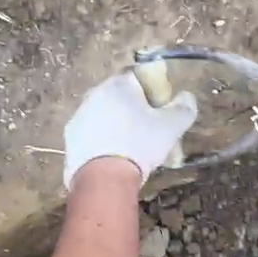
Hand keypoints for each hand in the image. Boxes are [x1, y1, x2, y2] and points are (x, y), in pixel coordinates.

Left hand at [62, 71, 197, 187]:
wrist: (104, 178)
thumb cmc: (140, 145)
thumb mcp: (172, 126)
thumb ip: (184, 108)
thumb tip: (187, 97)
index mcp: (119, 85)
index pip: (138, 78)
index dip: (153, 92)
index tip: (161, 111)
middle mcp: (95, 95)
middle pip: (120, 98)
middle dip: (136, 112)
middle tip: (150, 133)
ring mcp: (79, 117)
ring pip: (106, 117)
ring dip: (119, 128)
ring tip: (133, 152)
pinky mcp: (71, 140)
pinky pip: (93, 136)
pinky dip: (104, 144)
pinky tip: (114, 161)